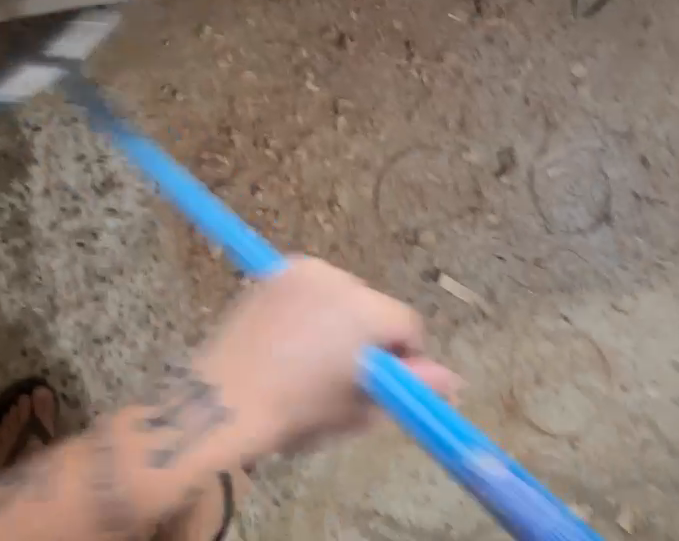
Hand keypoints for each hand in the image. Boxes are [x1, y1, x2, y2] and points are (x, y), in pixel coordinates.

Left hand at [192, 257, 461, 460]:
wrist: (228, 395)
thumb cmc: (300, 410)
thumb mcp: (361, 408)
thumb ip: (409, 386)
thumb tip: (450, 379)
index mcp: (366, 310)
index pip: (408, 324)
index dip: (405, 356)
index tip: (384, 382)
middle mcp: (338, 277)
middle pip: (373, 304)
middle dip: (368, 333)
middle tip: (344, 372)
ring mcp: (300, 270)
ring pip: (340, 292)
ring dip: (338, 315)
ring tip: (311, 356)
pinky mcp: (273, 272)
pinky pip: (307, 286)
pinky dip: (308, 304)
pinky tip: (289, 337)